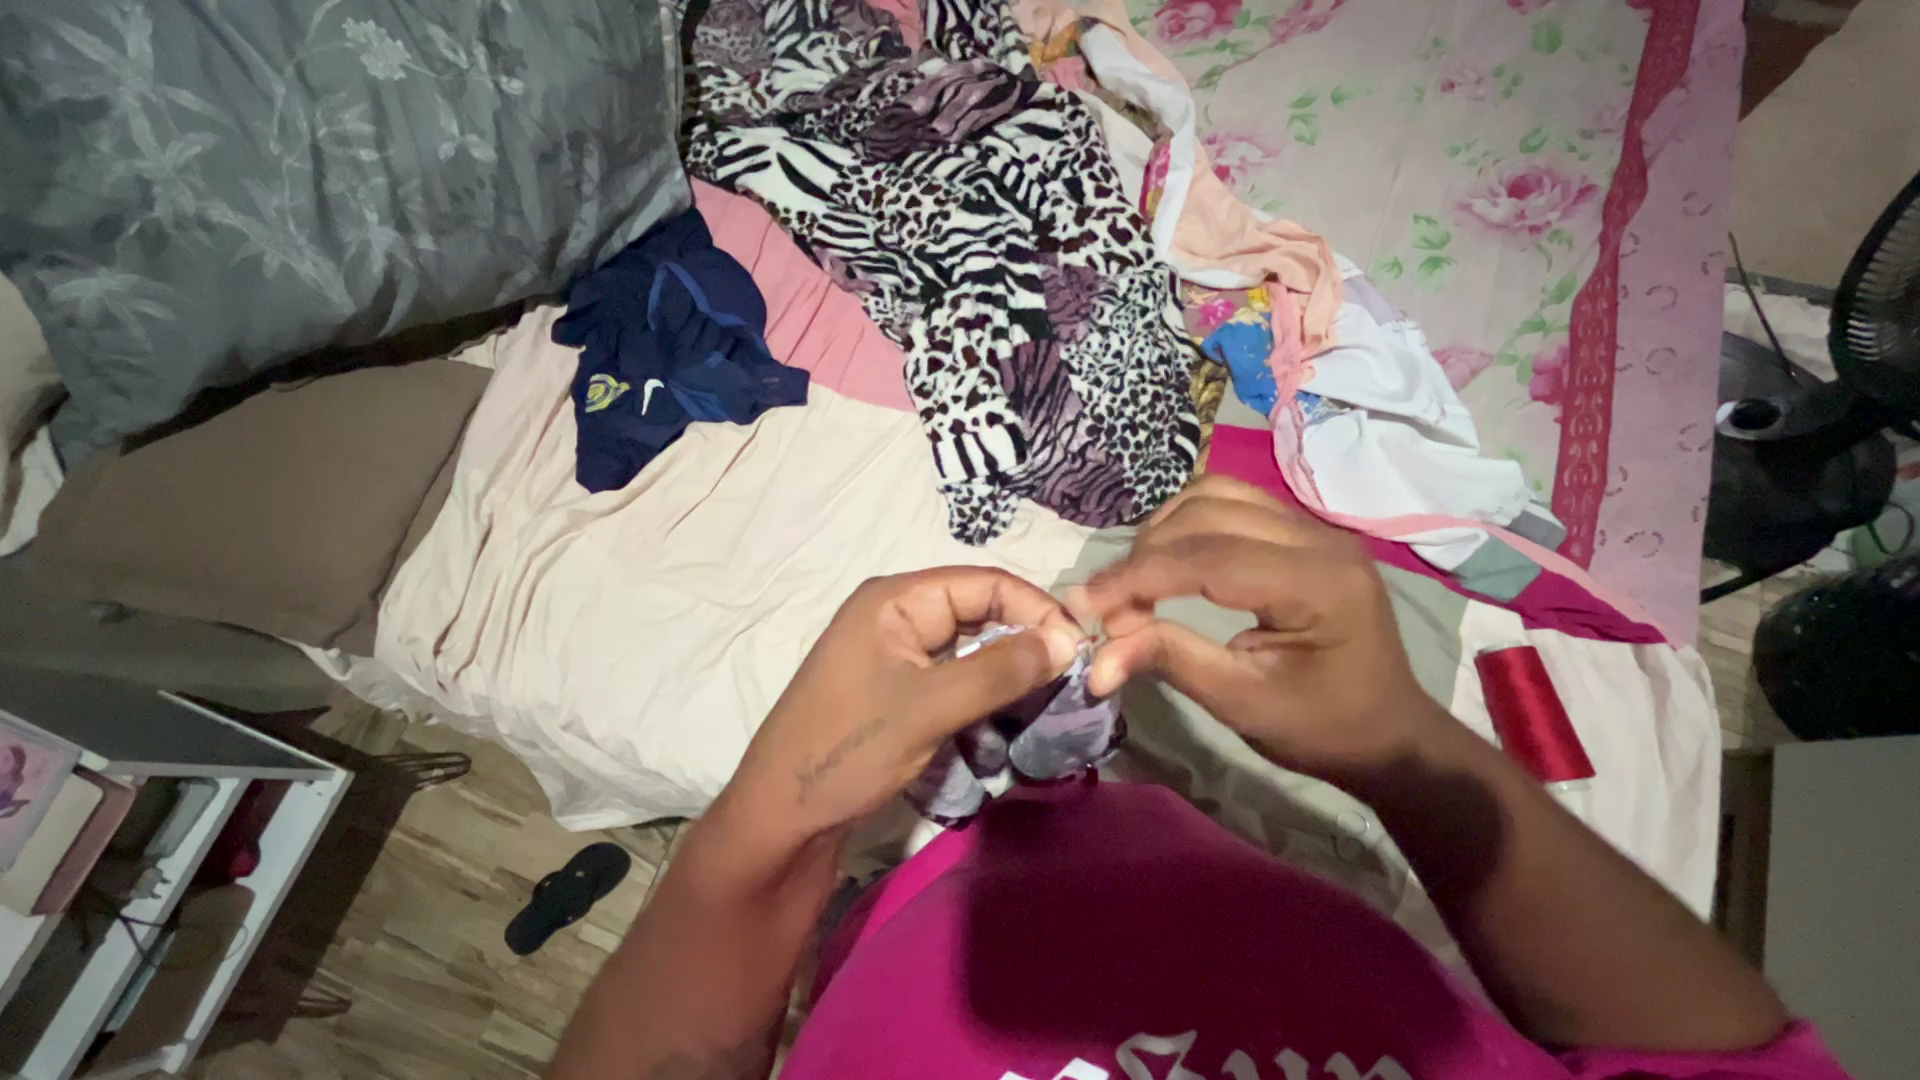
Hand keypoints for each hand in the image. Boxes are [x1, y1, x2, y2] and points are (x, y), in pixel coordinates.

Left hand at [712, 567, 1082, 864]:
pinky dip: (985, 688)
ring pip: (970, 645)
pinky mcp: (899, 688)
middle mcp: (897, 615)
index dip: (1034, 608)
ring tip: (1051, 693)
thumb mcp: (929, 707)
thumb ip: (999, 670)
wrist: (783, 816)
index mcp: (895, 599)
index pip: (983, 582)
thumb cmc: (849, 749)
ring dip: (1009, 666)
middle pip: (978, 610)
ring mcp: (896, 653)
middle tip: (1072, 675)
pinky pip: (954, 674)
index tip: (1078, 648)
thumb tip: (1068, 642)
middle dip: (1026, 637)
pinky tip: (1013, 710)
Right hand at [1072, 475, 1444, 784]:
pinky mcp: (1303, 530)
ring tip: (1135, 579)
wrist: (1388, 732)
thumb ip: (1170, 661)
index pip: (1209, 558)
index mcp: (1318, 584)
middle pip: (1207, 514)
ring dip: (1164, 530)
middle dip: (1145, 555)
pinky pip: (1232, 502)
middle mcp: (1320, 538)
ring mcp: (1315, 527)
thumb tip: (1096, 658)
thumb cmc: (1322, 727)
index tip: (1083, 604)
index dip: (1137, 576)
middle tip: (1109, 605)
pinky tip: (1169, 557)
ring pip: (1215, 495)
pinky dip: (1187, 523)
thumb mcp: (1242, 703)